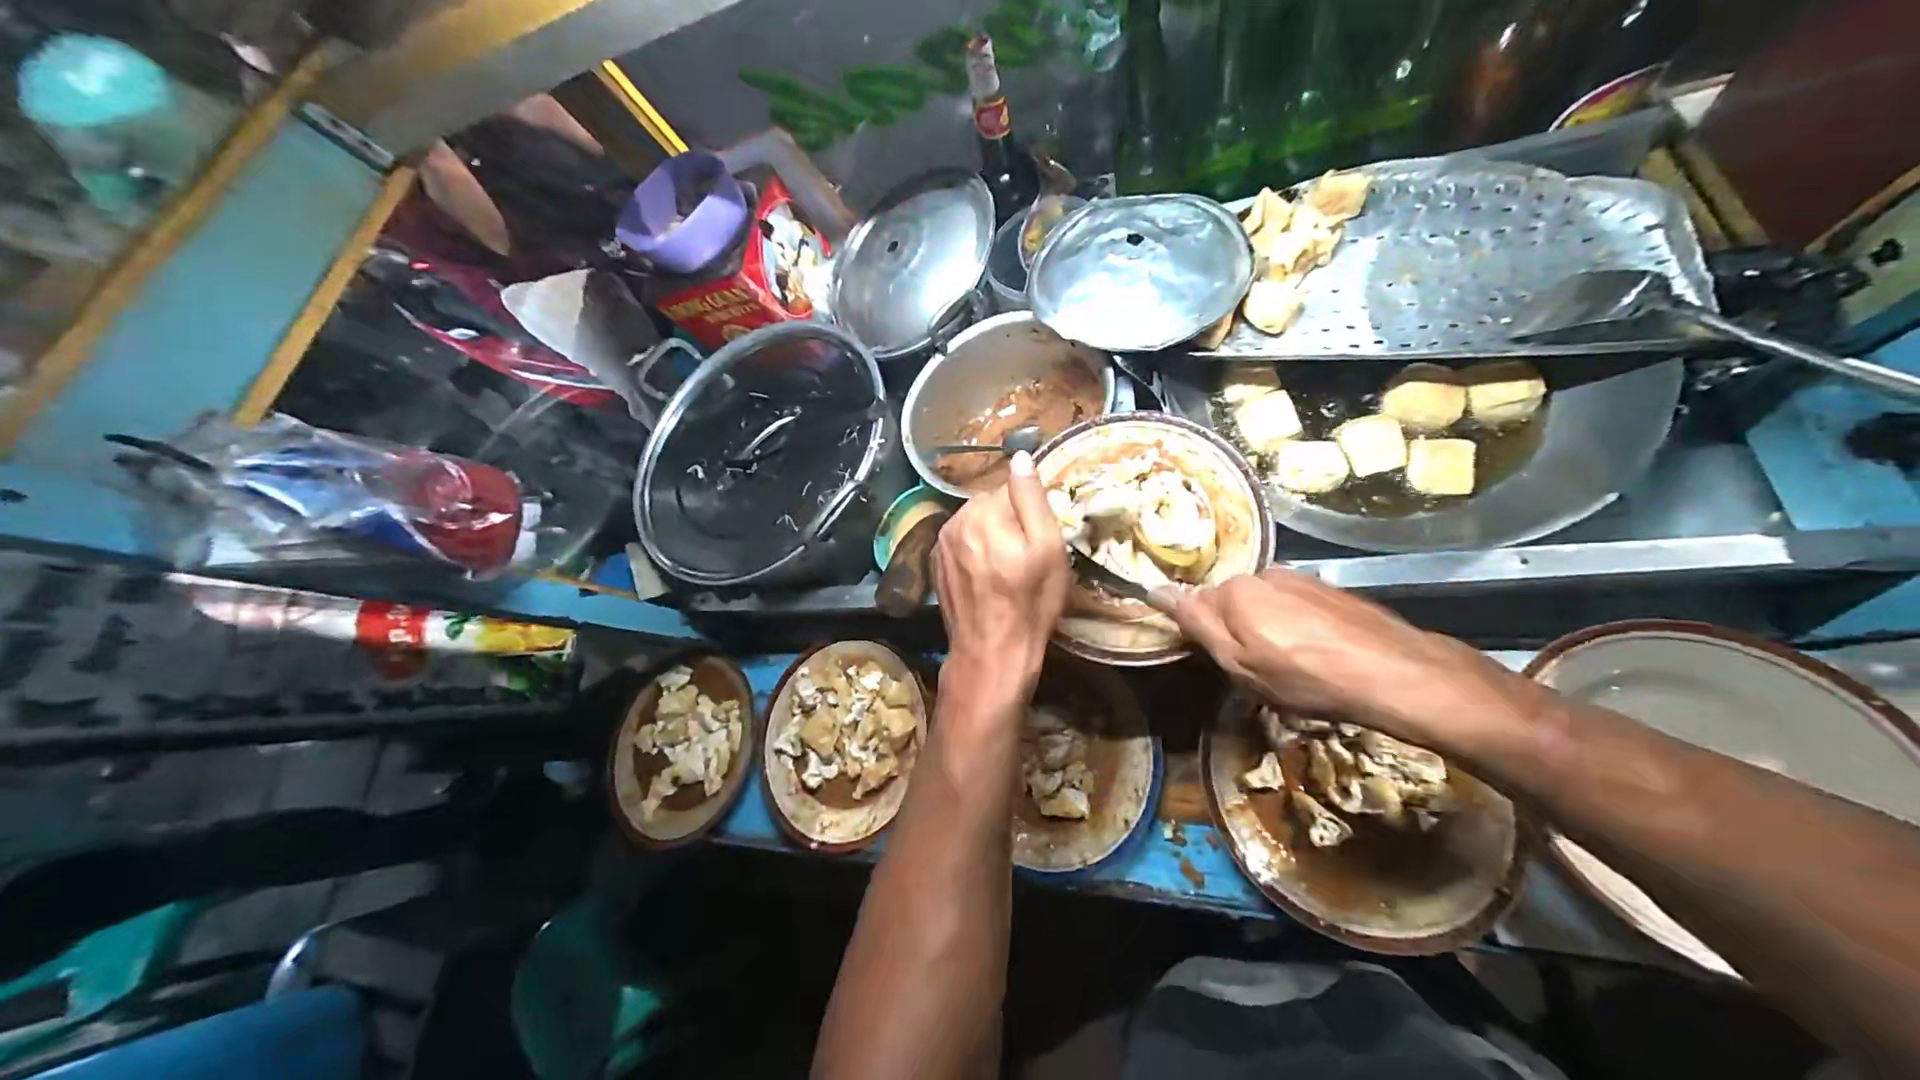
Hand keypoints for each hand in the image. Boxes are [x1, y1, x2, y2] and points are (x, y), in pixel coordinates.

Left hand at [932, 451, 1069, 703]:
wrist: (991, 651)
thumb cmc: (1029, 602)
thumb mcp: (1047, 548)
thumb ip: (1031, 497)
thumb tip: (1021, 456)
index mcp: (982, 511)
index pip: (1013, 488)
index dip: (1032, 512)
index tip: (1039, 540)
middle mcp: (955, 520)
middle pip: (992, 504)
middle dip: (1011, 523)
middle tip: (1027, 558)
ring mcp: (941, 543)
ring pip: (977, 523)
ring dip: (993, 537)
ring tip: (1008, 571)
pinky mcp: (936, 563)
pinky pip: (964, 543)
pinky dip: (977, 552)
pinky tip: (989, 578)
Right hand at [1163, 570, 1542, 756]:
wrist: (1395, 674)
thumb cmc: (1305, 677)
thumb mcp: (1238, 662)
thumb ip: (1195, 622)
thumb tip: (1155, 588)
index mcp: (1235, 590)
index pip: (1194, 604)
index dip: (1200, 635)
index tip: (1215, 659)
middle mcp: (1264, 574)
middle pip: (1231, 602)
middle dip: (1235, 630)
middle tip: (1253, 670)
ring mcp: (1301, 579)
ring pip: (1264, 604)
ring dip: (1266, 629)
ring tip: (1289, 666)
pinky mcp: (1330, 590)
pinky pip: (1294, 607)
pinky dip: (1295, 627)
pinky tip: (1316, 654)